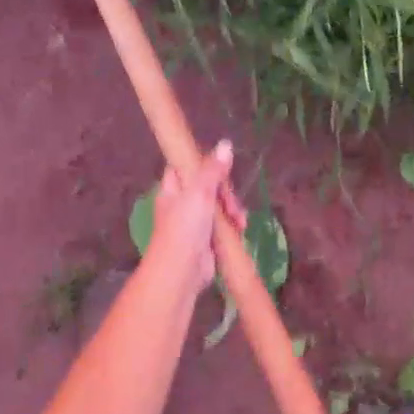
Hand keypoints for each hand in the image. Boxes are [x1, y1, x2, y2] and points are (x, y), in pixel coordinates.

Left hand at [149, 140, 245, 291]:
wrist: (182, 270)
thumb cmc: (184, 227)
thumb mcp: (199, 192)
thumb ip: (213, 169)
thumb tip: (226, 144)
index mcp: (173, 189)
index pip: (184, 167)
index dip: (202, 164)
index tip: (220, 168)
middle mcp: (182, 203)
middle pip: (208, 186)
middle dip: (225, 193)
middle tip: (230, 203)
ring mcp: (195, 222)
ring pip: (219, 206)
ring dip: (232, 211)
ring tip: (238, 220)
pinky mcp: (208, 239)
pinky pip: (224, 225)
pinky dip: (233, 226)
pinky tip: (240, 229)